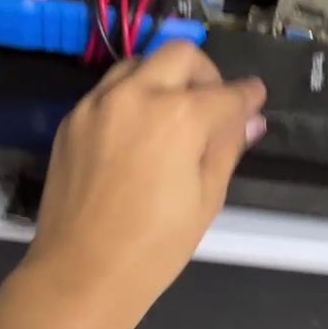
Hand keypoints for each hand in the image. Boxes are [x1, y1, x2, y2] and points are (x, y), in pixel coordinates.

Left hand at [23, 41, 265, 313]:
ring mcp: (98, 104)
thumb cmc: (155, 248)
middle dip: (206, 73)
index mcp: (179, 117)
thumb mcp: (206, 201)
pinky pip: (109, 91)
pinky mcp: (72, 120)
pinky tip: (137, 135)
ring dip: (164, 78)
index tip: (255, 98)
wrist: (82, 273)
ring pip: (139, 63)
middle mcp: (137, 95)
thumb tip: (250, 119)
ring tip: (173, 117)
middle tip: (213, 106)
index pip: (226, 94)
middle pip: (181, 55)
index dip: (248, 97)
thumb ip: (227, 149)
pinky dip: (132, 97)